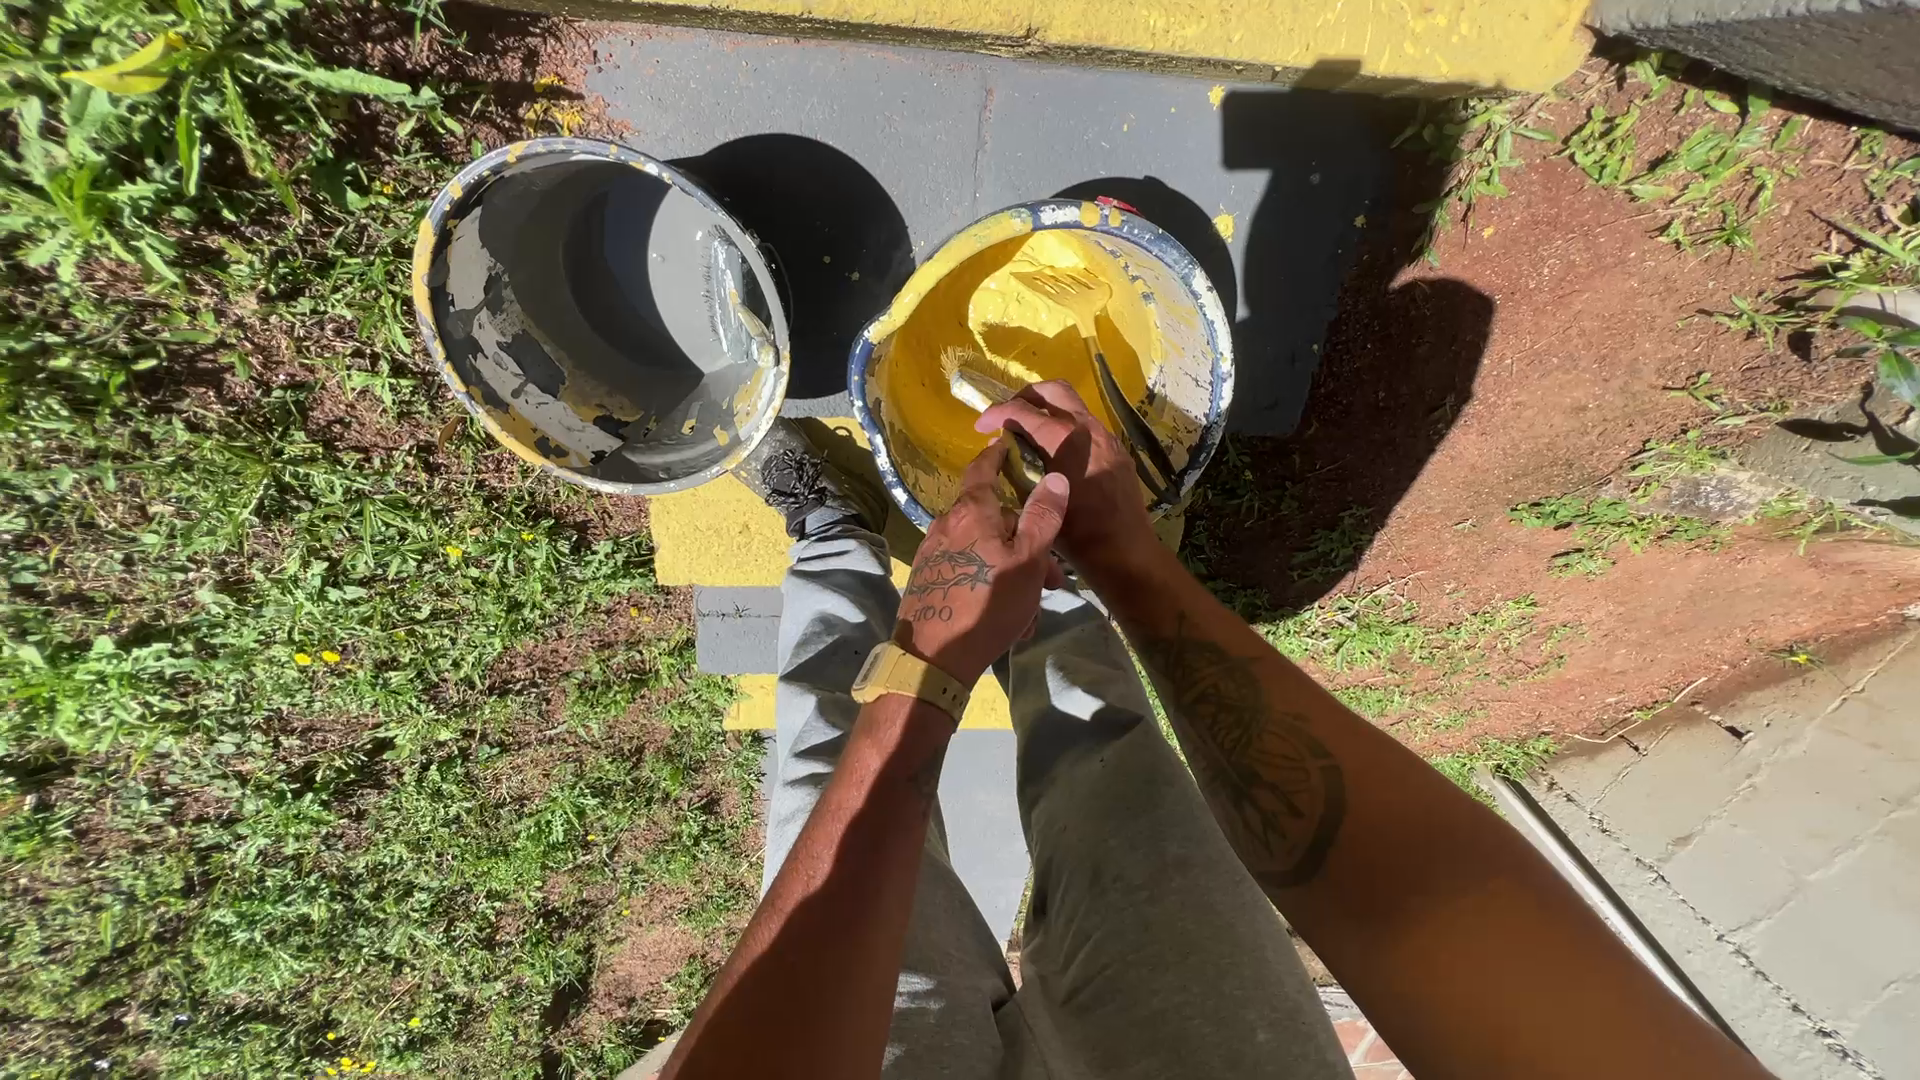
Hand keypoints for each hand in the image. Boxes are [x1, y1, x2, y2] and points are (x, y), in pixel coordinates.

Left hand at [896, 438, 1069, 684]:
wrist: (932, 658)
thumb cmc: (986, 604)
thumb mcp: (1027, 561)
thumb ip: (1042, 518)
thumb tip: (1054, 476)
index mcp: (970, 513)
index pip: (982, 470)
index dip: (997, 456)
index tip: (1006, 445)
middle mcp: (945, 526)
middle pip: (992, 522)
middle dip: (1026, 545)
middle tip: (1052, 581)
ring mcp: (933, 555)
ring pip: (984, 554)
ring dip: (1012, 575)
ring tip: (1029, 614)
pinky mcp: (928, 581)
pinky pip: (968, 574)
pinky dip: (990, 588)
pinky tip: (1006, 621)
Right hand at [976, 380, 1153, 573]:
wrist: (1125, 553)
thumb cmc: (1076, 536)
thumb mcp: (1034, 504)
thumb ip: (1017, 470)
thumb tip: (1004, 451)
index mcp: (1065, 440)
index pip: (1023, 411)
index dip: (996, 413)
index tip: (980, 425)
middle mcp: (1089, 429)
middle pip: (1053, 390)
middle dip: (1025, 396)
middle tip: (1008, 416)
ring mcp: (1107, 438)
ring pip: (1074, 404)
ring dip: (1047, 410)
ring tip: (1029, 434)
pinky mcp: (1117, 451)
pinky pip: (1087, 425)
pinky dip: (1066, 427)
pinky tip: (1055, 453)